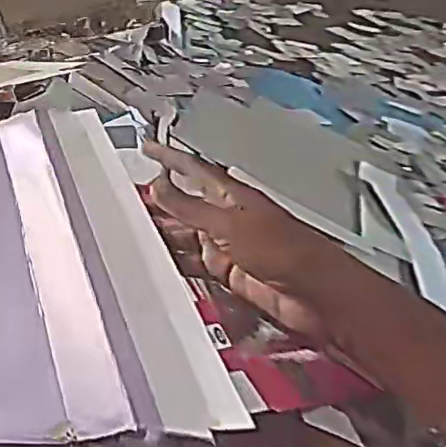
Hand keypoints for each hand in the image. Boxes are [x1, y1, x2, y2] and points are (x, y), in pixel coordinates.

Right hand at [143, 140, 357, 338]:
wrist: (316, 297)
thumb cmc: (289, 251)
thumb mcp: (229, 223)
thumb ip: (189, 206)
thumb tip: (159, 186)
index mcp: (232, 196)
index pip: (193, 170)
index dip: (169, 158)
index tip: (148, 148)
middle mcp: (228, 217)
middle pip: (184, 204)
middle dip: (158, 201)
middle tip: (129, 198)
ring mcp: (228, 245)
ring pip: (185, 234)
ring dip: (163, 233)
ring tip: (135, 231)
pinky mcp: (228, 271)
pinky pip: (192, 262)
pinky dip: (175, 260)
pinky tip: (159, 260)